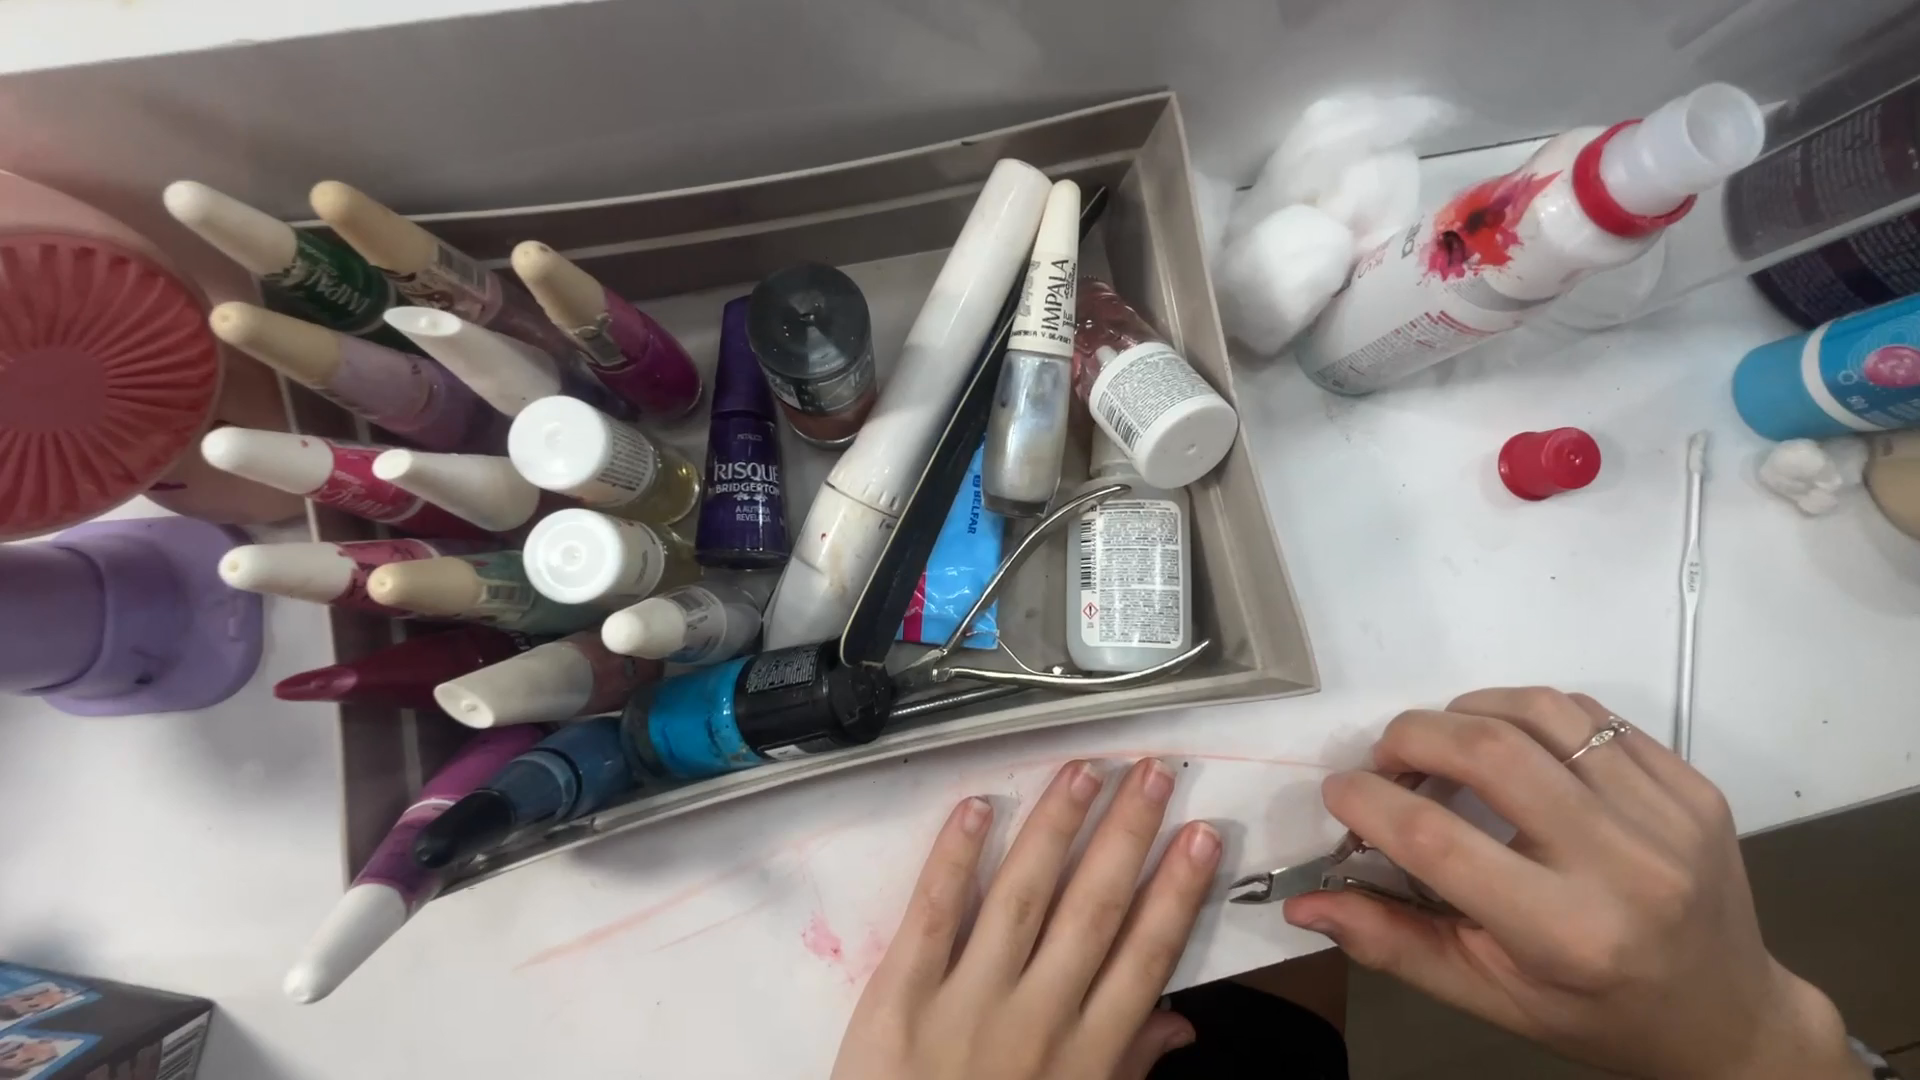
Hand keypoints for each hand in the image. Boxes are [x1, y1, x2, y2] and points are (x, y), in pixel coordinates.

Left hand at [832, 759, 1221, 1079]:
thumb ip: (1126, 1063)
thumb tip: (1181, 1023)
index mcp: (1085, 1051)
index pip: (1144, 956)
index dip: (1177, 891)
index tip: (1200, 836)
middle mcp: (1037, 1017)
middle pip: (1094, 910)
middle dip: (1127, 835)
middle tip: (1152, 773)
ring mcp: (970, 1000)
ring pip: (1024, 897)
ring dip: (1057, 827)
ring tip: (1082, 772)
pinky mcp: (903, 993)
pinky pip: (935, 914)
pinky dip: (957, 858)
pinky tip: (978, 807)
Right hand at [1284, 688, 1858, 1079]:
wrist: (1731, 1017)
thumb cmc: (1591, 1011)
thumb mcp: (1484, 994)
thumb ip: (1389, 941)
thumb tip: (1301, 904)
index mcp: (1567, 934)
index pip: (1434, 838)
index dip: (1365, 801)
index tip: (1340, 794)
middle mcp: (1626, 868)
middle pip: (1486, 751)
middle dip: (1407, 738)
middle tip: (1387, 762)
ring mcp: (1668, 819)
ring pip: (1536, 711)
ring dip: (1462, 712)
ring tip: (1444, 745)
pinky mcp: (1692, 787)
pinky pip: (1586, 712)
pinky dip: (1522, 711)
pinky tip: (1510, 746)